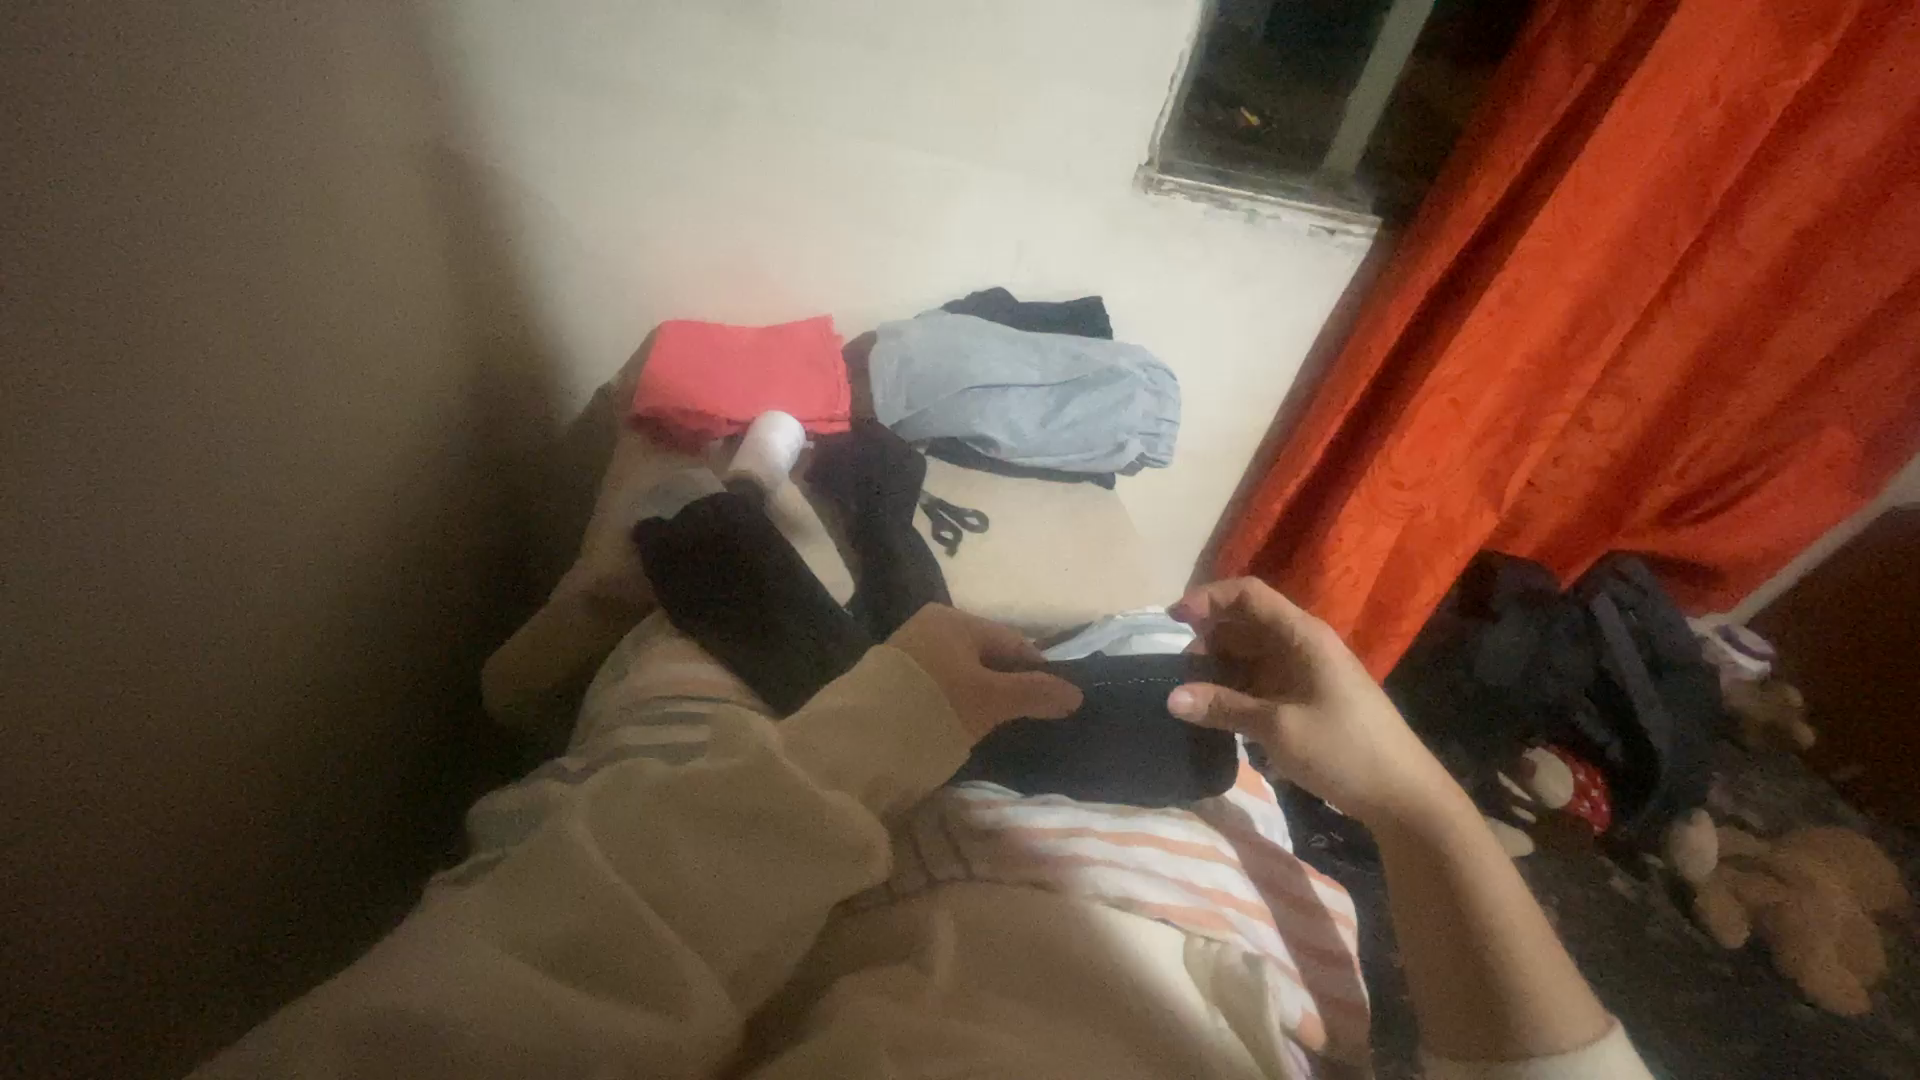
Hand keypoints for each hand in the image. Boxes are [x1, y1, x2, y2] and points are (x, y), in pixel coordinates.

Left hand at [887, 605, 1083, 743]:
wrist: (862, 737)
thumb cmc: (937, 705)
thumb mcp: (991, 700)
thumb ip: (1034, 693)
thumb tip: (1076, 694)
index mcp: (953, 619)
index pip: (1010, 642)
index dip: (1035, 671)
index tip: (1050, 702)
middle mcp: (928, 625)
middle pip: (984, 656)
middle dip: (1003, 684)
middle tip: (1018, 718)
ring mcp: (906, 650)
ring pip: (960, 672)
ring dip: (976, 695)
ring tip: (987, 725)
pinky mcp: (890, 678)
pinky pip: (936, 685)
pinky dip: (951, 701)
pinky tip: (954, 724)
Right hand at [1166, 578, 1462, 828]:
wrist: (1404, 798)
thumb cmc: (1345, 751)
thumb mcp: (1278, 728)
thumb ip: (1223, 707)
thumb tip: (1170, 697)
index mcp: (1302, 636)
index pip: (1247, 595)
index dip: (1207, 599)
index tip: (1172, 621)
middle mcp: (1302, 645)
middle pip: (1243, 624)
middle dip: (1207, 640)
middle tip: (1179, 673)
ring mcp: (1304, 671)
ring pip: (1248, 654)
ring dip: (1217, 668)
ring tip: (1192, 696)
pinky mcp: (1304, 697)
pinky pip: (1258, 680)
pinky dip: (1233, 689)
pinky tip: (1216, 712)